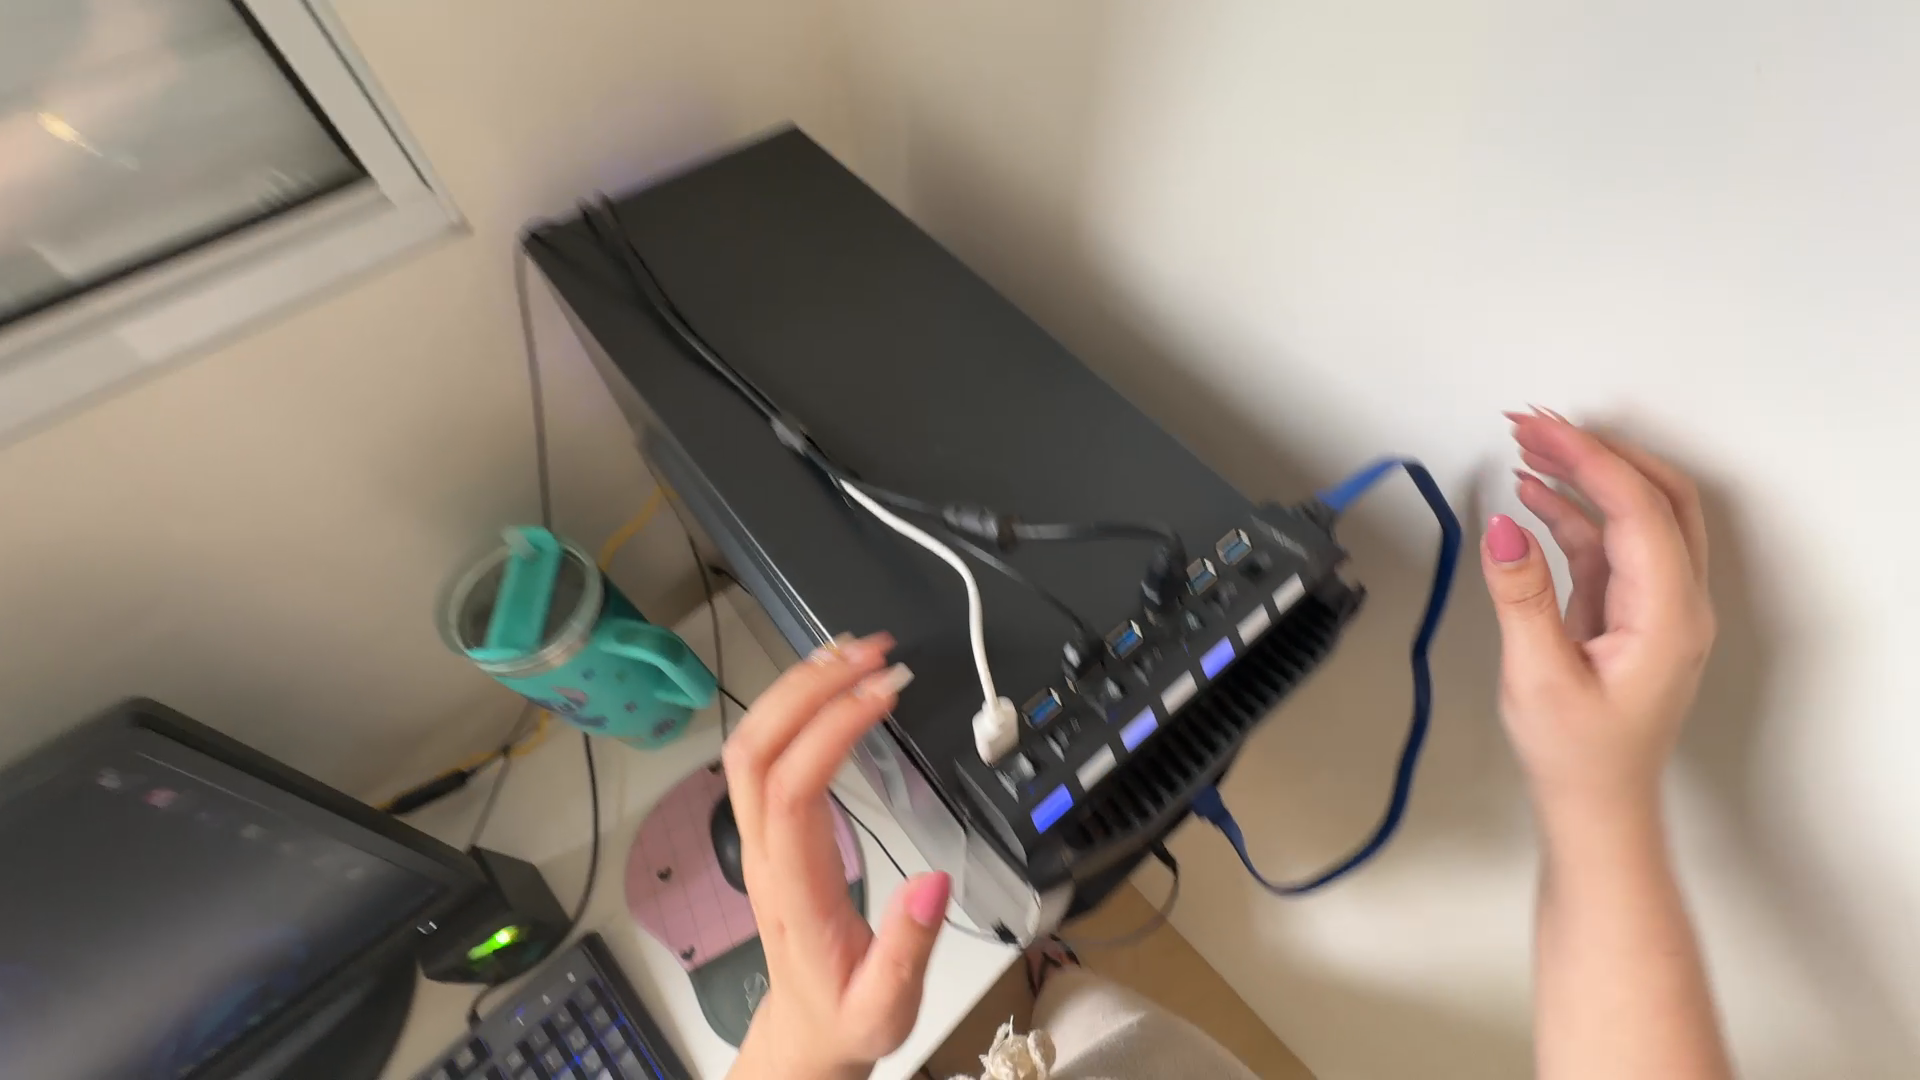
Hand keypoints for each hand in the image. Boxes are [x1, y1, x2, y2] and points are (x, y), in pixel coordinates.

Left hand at [722, 633, 950, 1079]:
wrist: (804, 1023)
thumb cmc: (845, 1011)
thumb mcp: (886, 1006)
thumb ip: (908, 949)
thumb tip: (934, 880)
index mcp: (793, 886)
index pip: (794, 790)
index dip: (832, 730)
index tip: (884, 693)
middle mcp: (763, 848)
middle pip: (757, 747)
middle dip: (810, 686)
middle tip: (871, 653)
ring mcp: (759, 830)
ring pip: (752, 739)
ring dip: (798, 684)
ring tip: (854, 650)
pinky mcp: (768, 820)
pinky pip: (765, 747)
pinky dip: (794, 701)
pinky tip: (831, 680)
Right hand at [1483, 409, 1715, 830]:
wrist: (1593, 798)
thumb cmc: (1573, 748)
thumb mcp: (1536, 672)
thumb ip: (1521, 596)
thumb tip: (1503, 529)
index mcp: (1667, 615)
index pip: (1638, 513)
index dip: (1589, 461)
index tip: (1537, 429)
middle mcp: (1674, 600)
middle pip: (1658, 498)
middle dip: (1598, 451)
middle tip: (1534, 424)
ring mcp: (1652, 604)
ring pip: (1634, 516)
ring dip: (1584, 474)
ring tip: (1526, 446)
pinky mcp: (1624, 610)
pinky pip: (1605, 544)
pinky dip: (1569, 511)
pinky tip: (1531, 496)